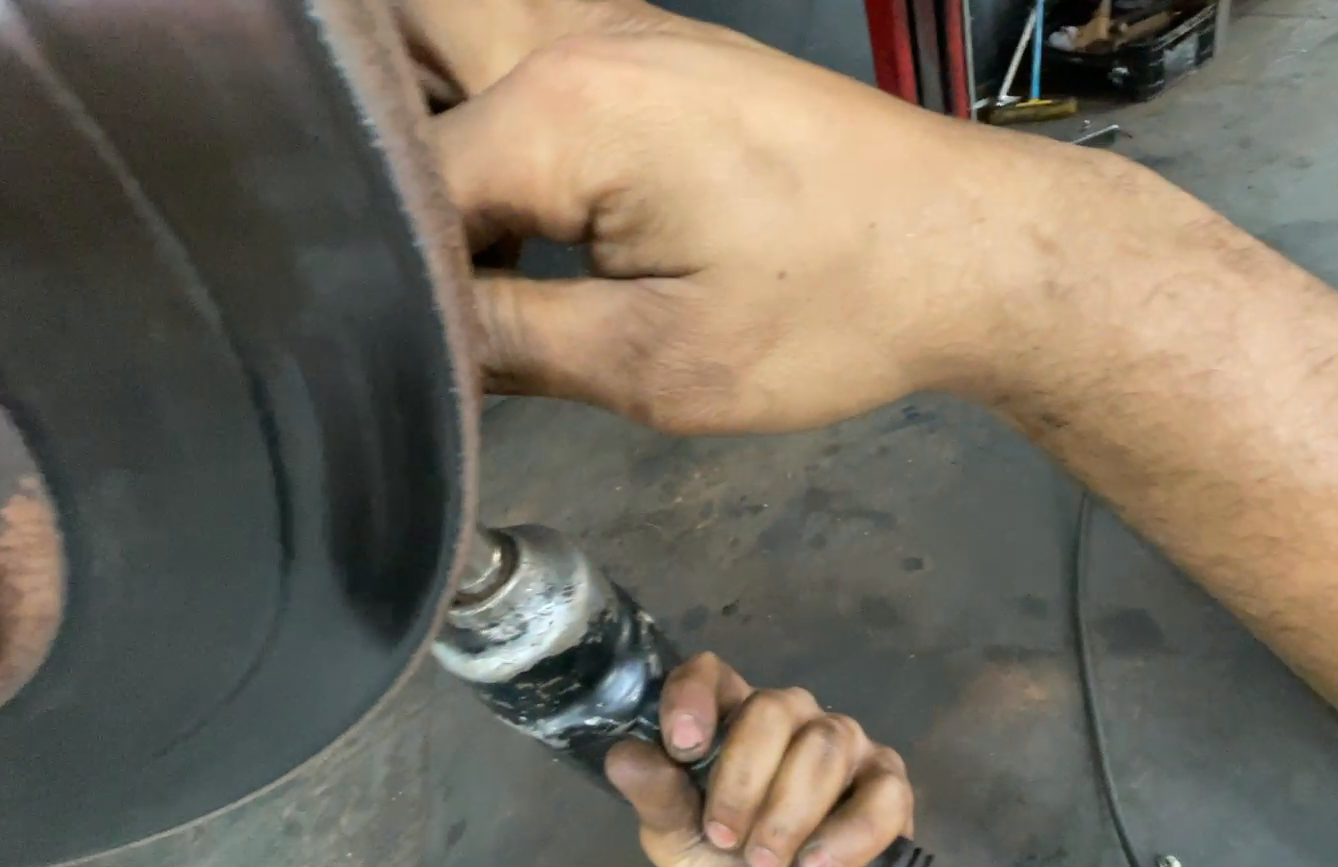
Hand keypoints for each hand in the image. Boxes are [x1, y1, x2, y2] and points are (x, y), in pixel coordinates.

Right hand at [421, 8, 1103, 433]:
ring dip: (434, 134)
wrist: (963, 251)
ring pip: (458, 44)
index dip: (389, 277)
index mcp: (560, 109)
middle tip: (407, 270)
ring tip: (460, 251)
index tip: (410, 346)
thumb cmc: (831, 315)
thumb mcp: (660, 362)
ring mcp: (623, 32)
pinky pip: (529, 65)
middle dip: (374, 165)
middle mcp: (573, 35)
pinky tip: (527, 215)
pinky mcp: (664, 61)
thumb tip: (423, 334)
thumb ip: (516, 340)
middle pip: (397, 60)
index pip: (401, 188)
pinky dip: (499, 131)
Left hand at [604, 653, 913, 866]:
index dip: (695, 696)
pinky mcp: (888, 784)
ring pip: (823, 746)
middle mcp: (792, 715)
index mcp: (731, 716)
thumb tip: (622, 754)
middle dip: (744, 780)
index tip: (684, 747)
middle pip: (772, 708)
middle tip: (726, 840)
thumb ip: (657, 797)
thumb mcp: (678, 843)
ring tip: (768, 863)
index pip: (710, 672)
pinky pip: (880, 792)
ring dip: (789, 813)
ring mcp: (845, 743)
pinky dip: (847, 835)